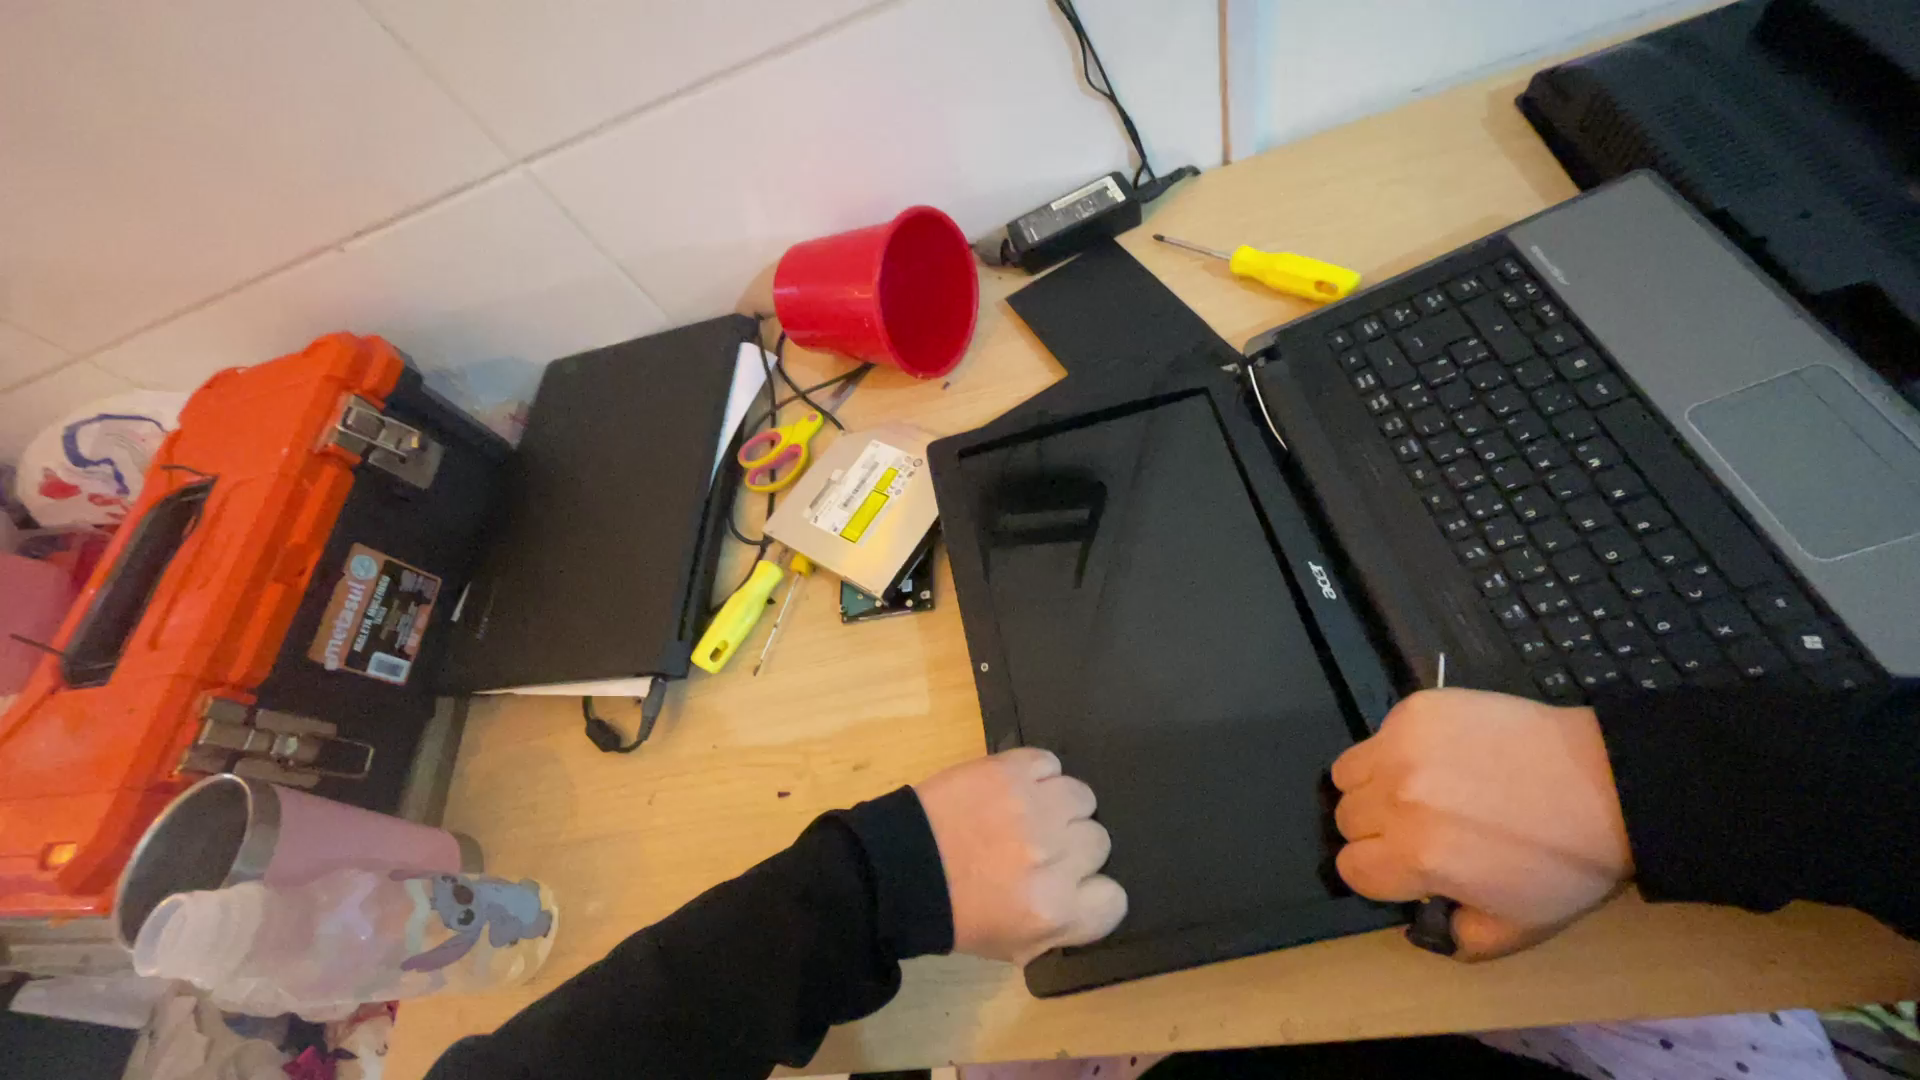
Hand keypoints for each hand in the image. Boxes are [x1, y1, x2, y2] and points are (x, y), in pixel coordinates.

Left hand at [914, 748, 1125, 964]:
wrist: (899, 866)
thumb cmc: (954, 911)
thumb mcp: (1015, 945)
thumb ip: (1063, 927)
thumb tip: (1089, 898)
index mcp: (1055, 909)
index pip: (1114, 898)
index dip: (1091, 892)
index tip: (1068, 886)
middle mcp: (1055, 856)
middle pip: (1099, 841)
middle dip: (1072, 846)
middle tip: (1038, 848)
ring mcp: (1035, 806)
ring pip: (1081, 796)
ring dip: (1060, 805)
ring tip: (1029, 812)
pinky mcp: (1012, 769)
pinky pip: (1049, 762)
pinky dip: (1037, 772)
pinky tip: (1015, 787)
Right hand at [1330, 689, 1632, 959]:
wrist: (1610, 783)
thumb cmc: (1566, 860)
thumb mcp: (1520, 926)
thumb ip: (1458, 938)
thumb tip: (1418, 926)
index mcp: (1416, 855)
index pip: (1350, 867)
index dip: (1376, 874)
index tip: (1404, 869)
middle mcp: (1396, 798)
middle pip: (1345, 817)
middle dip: (1374, 829)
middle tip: (1416, 827)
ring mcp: (1400, 747)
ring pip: (1347, 772)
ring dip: (1370, 785)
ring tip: (1412, 788)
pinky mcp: (1413, 710)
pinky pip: (1377, 735)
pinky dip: (1395, 749)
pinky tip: (1440, 756)